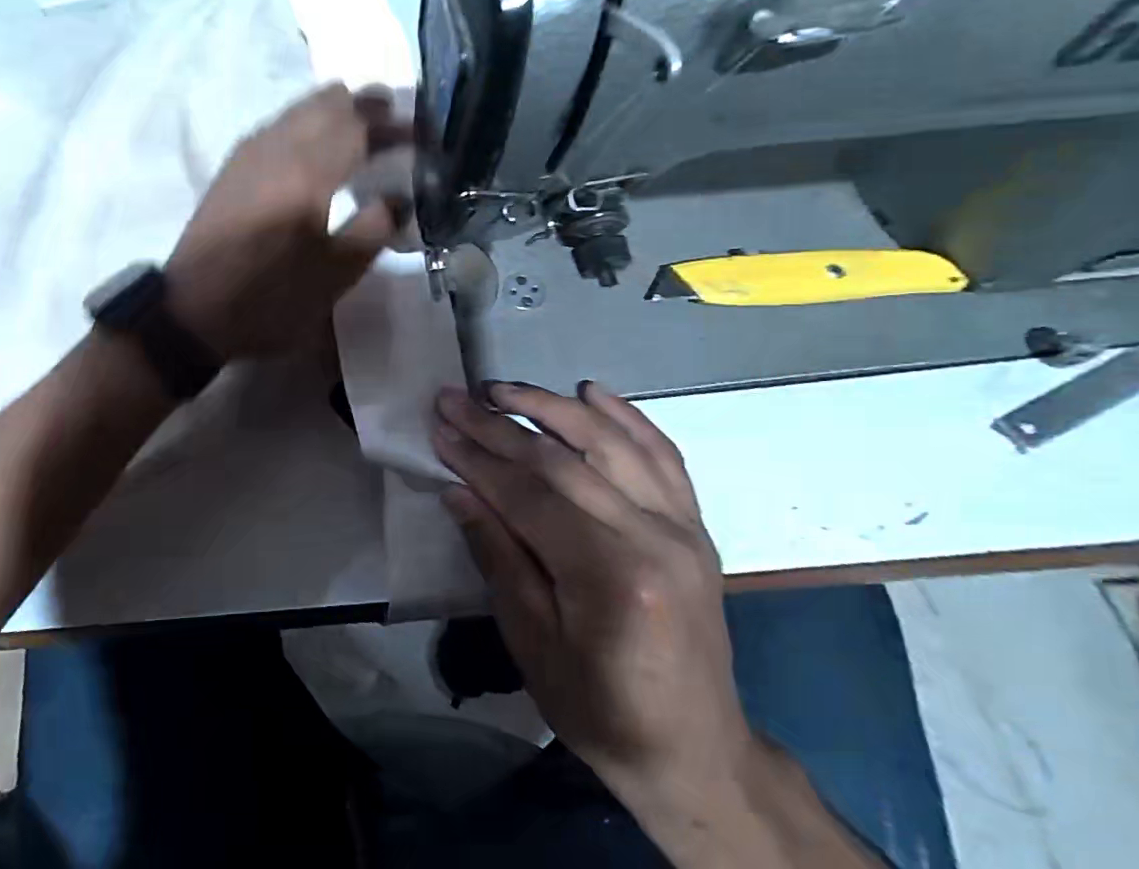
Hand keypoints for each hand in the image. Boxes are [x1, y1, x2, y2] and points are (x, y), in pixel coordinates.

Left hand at [165, 83, 406, 357]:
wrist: (193, 312)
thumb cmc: (272, 299)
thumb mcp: (335, 275)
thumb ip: (374, 229)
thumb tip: (399, 198)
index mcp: (307, 174)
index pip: (357, 128)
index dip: (391, 125)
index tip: (419, 133)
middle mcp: (277, 149)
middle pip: (326, 106)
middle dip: (364, 105)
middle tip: (394, 114)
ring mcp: (250, 154)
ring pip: (298, 110)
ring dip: (335, 109)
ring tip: (361, 119)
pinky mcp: (233, 167)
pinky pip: (279, 124)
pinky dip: (307, 120)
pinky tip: (314, 139)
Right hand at [434, 384, 882, 868]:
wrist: (693, 749)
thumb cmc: (601, 713)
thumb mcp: (534, 649)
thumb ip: (500, 560)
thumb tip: (460, 492)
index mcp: (611, 578)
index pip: (532, 497)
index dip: (480, 459)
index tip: (442, 426)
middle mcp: (655, 537)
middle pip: (566, 461)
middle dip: (503, 426)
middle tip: (458, 398)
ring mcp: (684, 526)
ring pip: (614, 442)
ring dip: (556, 407)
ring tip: (508, 389)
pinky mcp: (696, 524)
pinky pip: (664, 454)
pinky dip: (627, 417)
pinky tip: (592, 392)